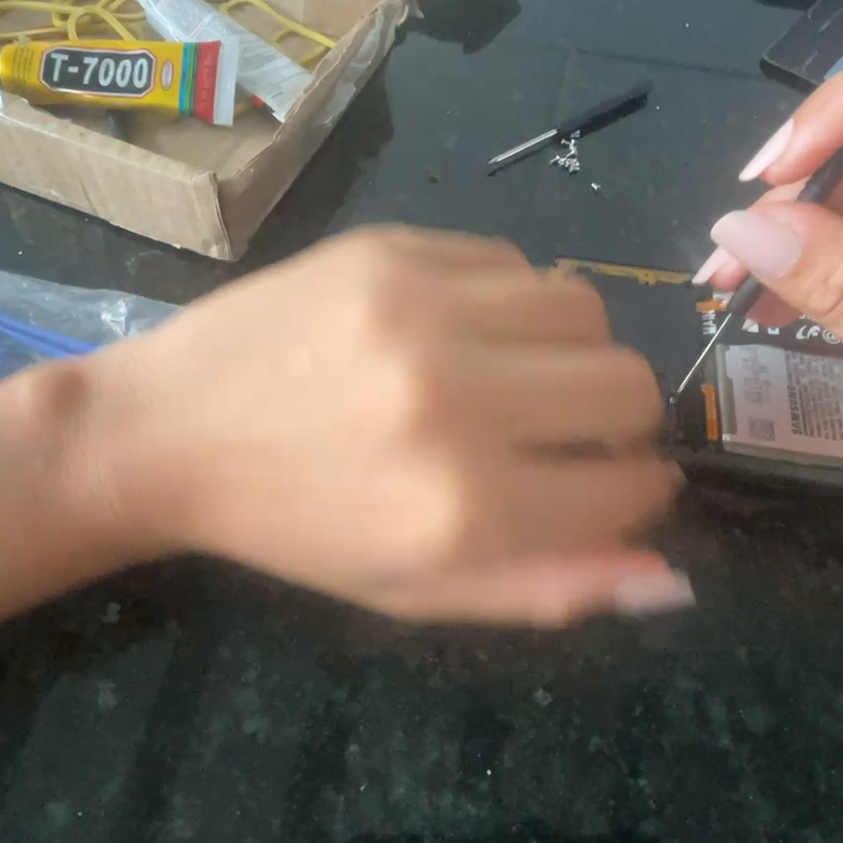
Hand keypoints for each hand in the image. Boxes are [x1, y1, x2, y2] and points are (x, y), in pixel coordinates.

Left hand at [84, 227, 687, 624]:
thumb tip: (671, 579)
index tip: (613, 486)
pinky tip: (463, 328)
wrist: (170, 433)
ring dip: (573, 349)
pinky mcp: (391, 248)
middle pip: (630, 385)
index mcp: (466, 511)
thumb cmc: (293, 530)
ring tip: (518, 373)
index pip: (630, 489)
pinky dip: (513, 300)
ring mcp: (424, 310)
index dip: (637, 493)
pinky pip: (514, 259)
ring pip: (586, 306)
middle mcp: (458, 402)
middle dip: (620, 421)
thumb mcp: (411, 594)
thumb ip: (544, 592)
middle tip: (567, 430)